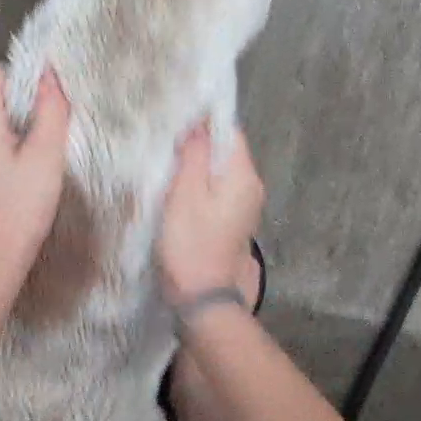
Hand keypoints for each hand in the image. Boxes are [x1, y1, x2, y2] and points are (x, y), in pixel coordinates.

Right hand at [158, 126, 264, 306]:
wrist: (203, 298)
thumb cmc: (191, 243)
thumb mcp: (185, 194)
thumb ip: (194, 156)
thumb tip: (199, 125)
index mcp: (243, 176)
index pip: (231, 132)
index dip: (206, 123)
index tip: (179, 122)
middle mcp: (252, 187)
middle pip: (227, 152)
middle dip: (200, 145)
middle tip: (168, 144)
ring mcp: (245, 206)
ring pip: (221, 172)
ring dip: (198, 167)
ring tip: (169, 166)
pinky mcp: (234, 222)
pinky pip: (219, 191)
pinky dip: (201, 186)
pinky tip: (179, 193)